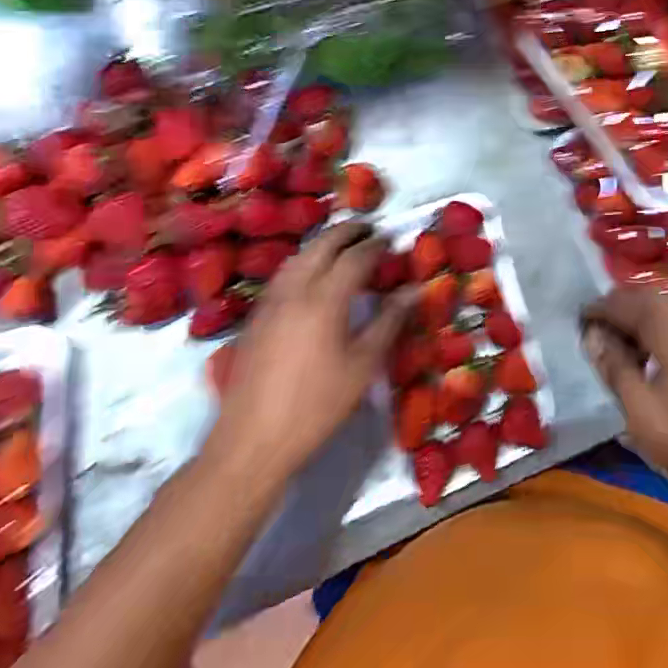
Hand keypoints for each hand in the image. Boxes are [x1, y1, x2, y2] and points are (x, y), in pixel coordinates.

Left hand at [211, 223, 409, 478]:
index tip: (392, 241)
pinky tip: (312, 277)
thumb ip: (389, 321)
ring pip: (298, 256)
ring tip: (343, 246)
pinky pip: (283, 274)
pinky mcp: (255, 317)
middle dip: (347, 232)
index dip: (376, 246)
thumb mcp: (363, 364)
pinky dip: (304, 262)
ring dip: (323, 244)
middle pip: (322, 245)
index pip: (355, 257)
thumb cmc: (318, 404)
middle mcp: (294, 289)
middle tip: (369, 230)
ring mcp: (269, 301)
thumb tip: (414, 289)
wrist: (254, 438)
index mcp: (325, 299)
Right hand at [582, 288, 667, 493]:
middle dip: (619, 308)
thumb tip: (592, 336)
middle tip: (595, 328)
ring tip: (616, 341)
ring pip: (664, 307)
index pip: (626, 303)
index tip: (579, 320)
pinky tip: (645, 352)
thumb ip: (614, 366)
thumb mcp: (638, 407)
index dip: (599, 309)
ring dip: (638, 317)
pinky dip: (657, 327)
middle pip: (647, 298)